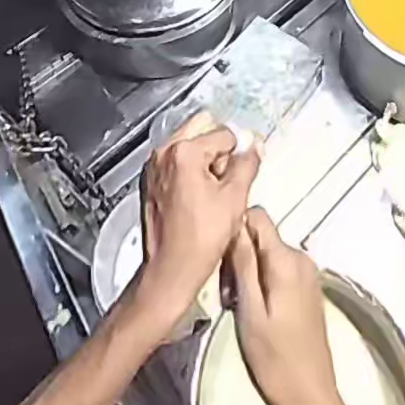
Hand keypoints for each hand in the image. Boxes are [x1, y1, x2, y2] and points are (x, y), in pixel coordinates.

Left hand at [132, 113, 259, 334]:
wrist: (170, 271)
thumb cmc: (200, 239)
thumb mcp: (235, 198)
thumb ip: (248, 164)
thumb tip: (255, 146)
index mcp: (183, 152)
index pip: (224, 134)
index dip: (238, 154)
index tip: (241, 173)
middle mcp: (163, 154)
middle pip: (203, 133)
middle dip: (219, 152)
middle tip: (226, 180)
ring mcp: (153, 168)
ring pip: (189, 147)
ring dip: (205, 161)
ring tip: (212, 192)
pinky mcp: (149, 182)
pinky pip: (176, 163)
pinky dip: (190, 172)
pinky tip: (198, 198)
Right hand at [227, 209, 376, 404]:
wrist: (310, 393)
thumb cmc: (275, 357)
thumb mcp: (250, 310)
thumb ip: (243, 264)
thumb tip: (234, 225)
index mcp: (286, 259)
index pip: (258, 216)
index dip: (235, 228)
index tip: (220, 257)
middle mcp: (300, 256)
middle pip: (260, 235)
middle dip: (238, 256)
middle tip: (225, 293)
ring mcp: (306, 271)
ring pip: (267, 252)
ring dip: (248, 270)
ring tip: (237, 305)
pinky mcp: (307, 285)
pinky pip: (278, 267)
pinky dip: (262, 279)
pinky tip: (253, 308)